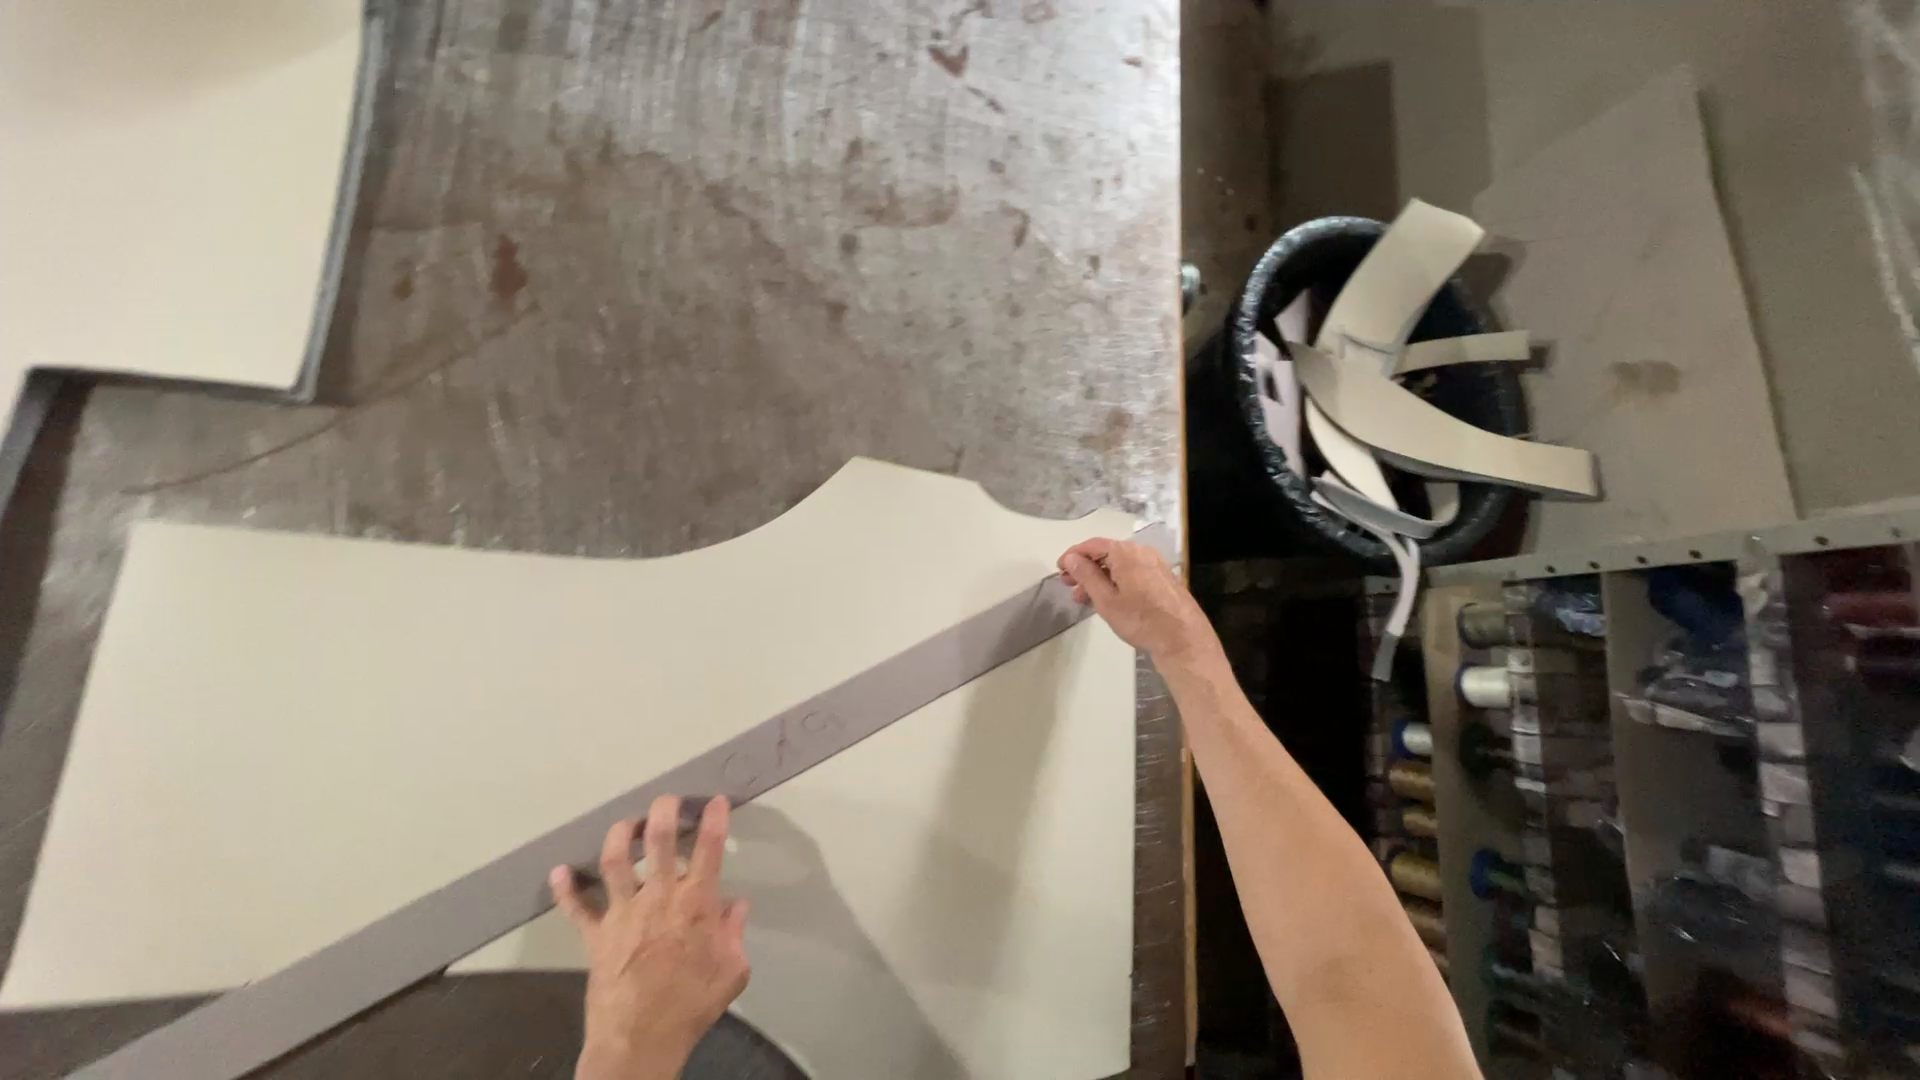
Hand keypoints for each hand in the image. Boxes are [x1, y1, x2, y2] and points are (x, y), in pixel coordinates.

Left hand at [553, 796, 750, 1079]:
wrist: (640, 1042)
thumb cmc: (691, 1005)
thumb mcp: (732, 971)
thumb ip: (736, 933)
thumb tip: (737, 906)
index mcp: (696, 903)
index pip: (710, 848)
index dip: (716, 819)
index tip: (717, 801)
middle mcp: (659, 897)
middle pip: (659, 841)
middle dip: (663, 811)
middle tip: (667, 799)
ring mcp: (623, 914)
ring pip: (616, 861)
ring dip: (621, 836)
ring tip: (627, 824)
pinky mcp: (596, 936)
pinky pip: (576, 908)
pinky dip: (566, 889)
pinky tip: (558, 872)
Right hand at [1057, 538, 1219, 664]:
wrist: (1183, 639)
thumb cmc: (1140, 619)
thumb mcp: (1106, 600)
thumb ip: (1086, 576)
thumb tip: (1071, 558)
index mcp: (1126, 553)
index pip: (1092, 545)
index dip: (1073, 555)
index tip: (1059, 569)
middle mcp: (1142, 552)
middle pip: (1107, 553)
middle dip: (1085, 568)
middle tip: (1068, 585)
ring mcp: (1155, 564)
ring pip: (1119, 565)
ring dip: (1099, 578)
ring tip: (1084, 598)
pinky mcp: (1163, 578)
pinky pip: (1132, 572)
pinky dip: (1115, 581)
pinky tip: (1107, 599)